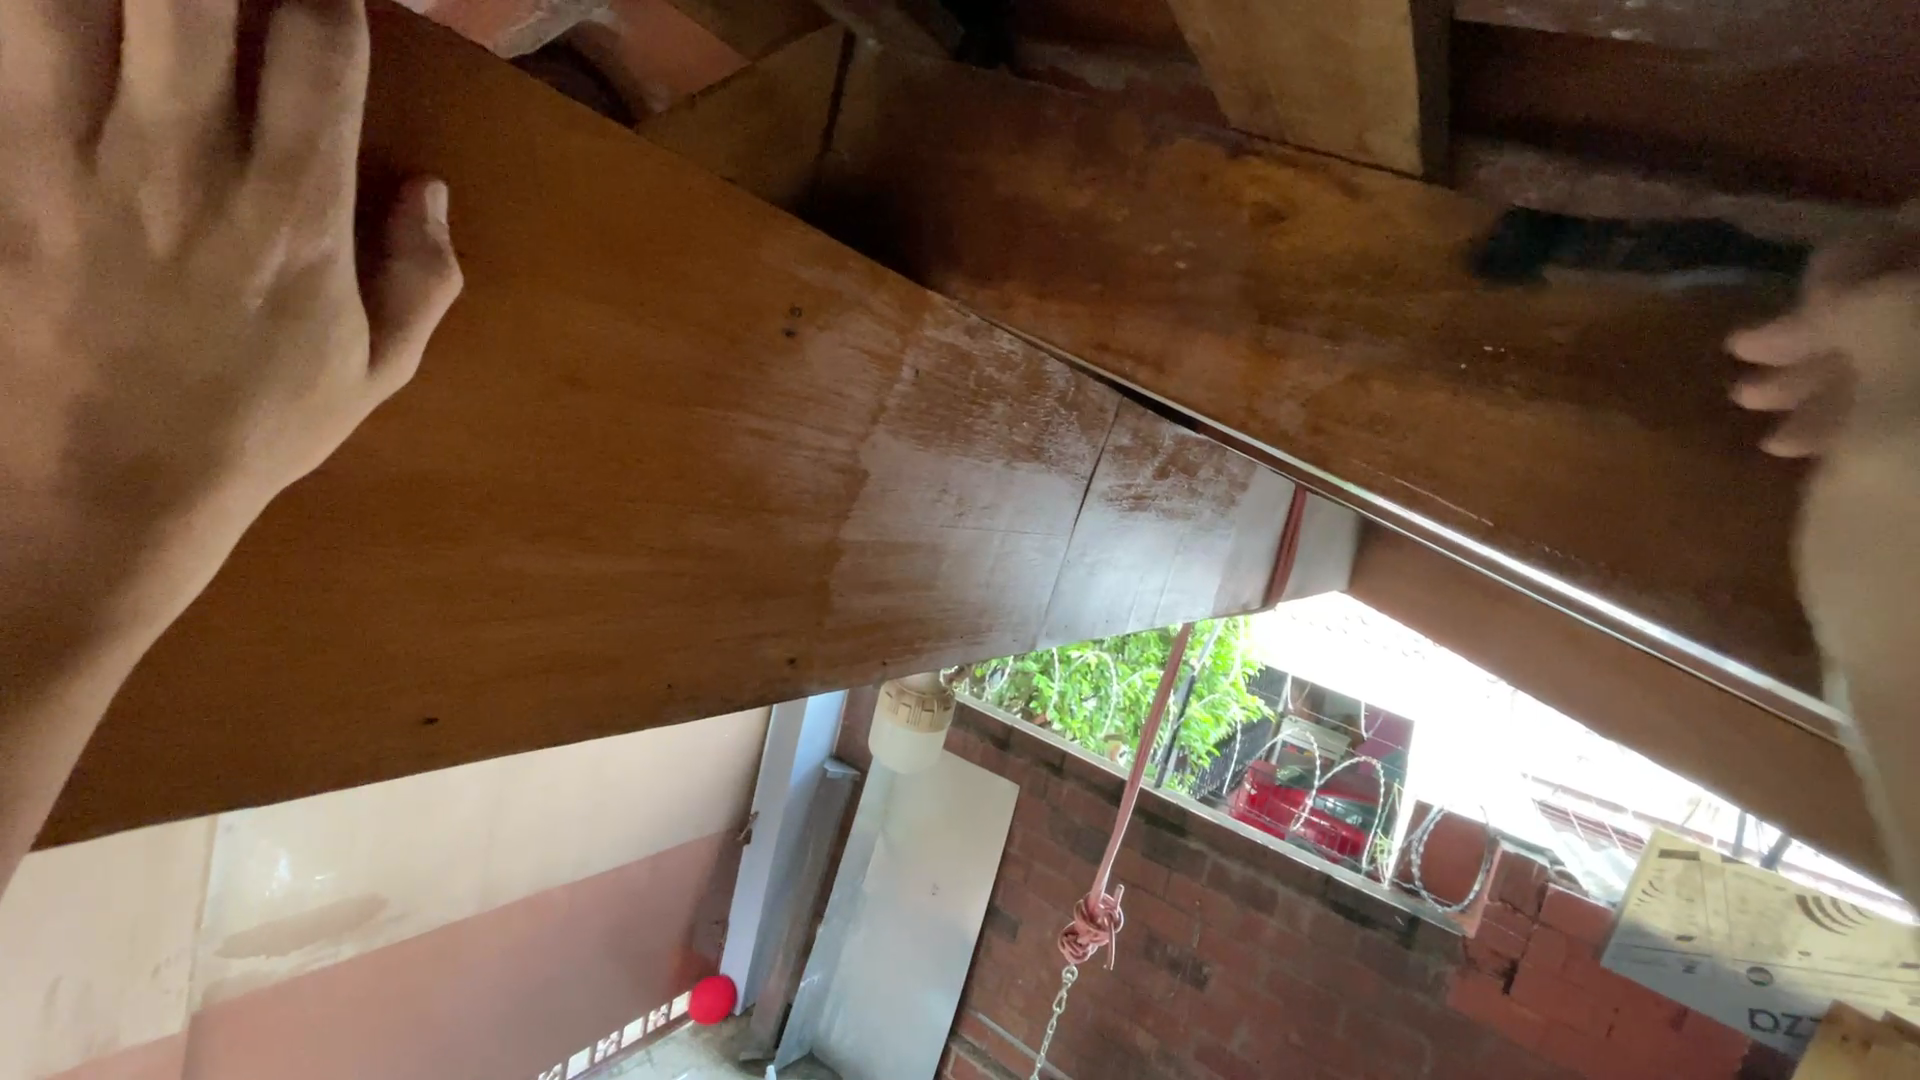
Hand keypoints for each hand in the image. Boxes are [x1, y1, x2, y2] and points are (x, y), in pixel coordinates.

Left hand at [0, 0, 461, 643]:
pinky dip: (34, 18)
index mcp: (298, 214)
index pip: (320, 54)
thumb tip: (430, 189)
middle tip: (253, 0)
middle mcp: (189, 162)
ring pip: (73, 1)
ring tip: (168, 11)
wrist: (111, 478)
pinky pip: (1, 43)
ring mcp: (74, 154)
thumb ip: (420, 276)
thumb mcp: (381, 368)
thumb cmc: (264, 422)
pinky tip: (69, 25)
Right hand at [1729, 214, 1919, 897]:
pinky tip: (1798, 433)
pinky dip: (1860, 403)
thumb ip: (1889, 319)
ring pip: (1919, 353)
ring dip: (1845, 361)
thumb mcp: (1901, 433)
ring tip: (1757, 402)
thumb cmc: (1915, 565)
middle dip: (1854, 315)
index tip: (1797, 292)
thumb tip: (1851, 255)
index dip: (1888, 256)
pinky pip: (1911, 398)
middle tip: (1751, 356)